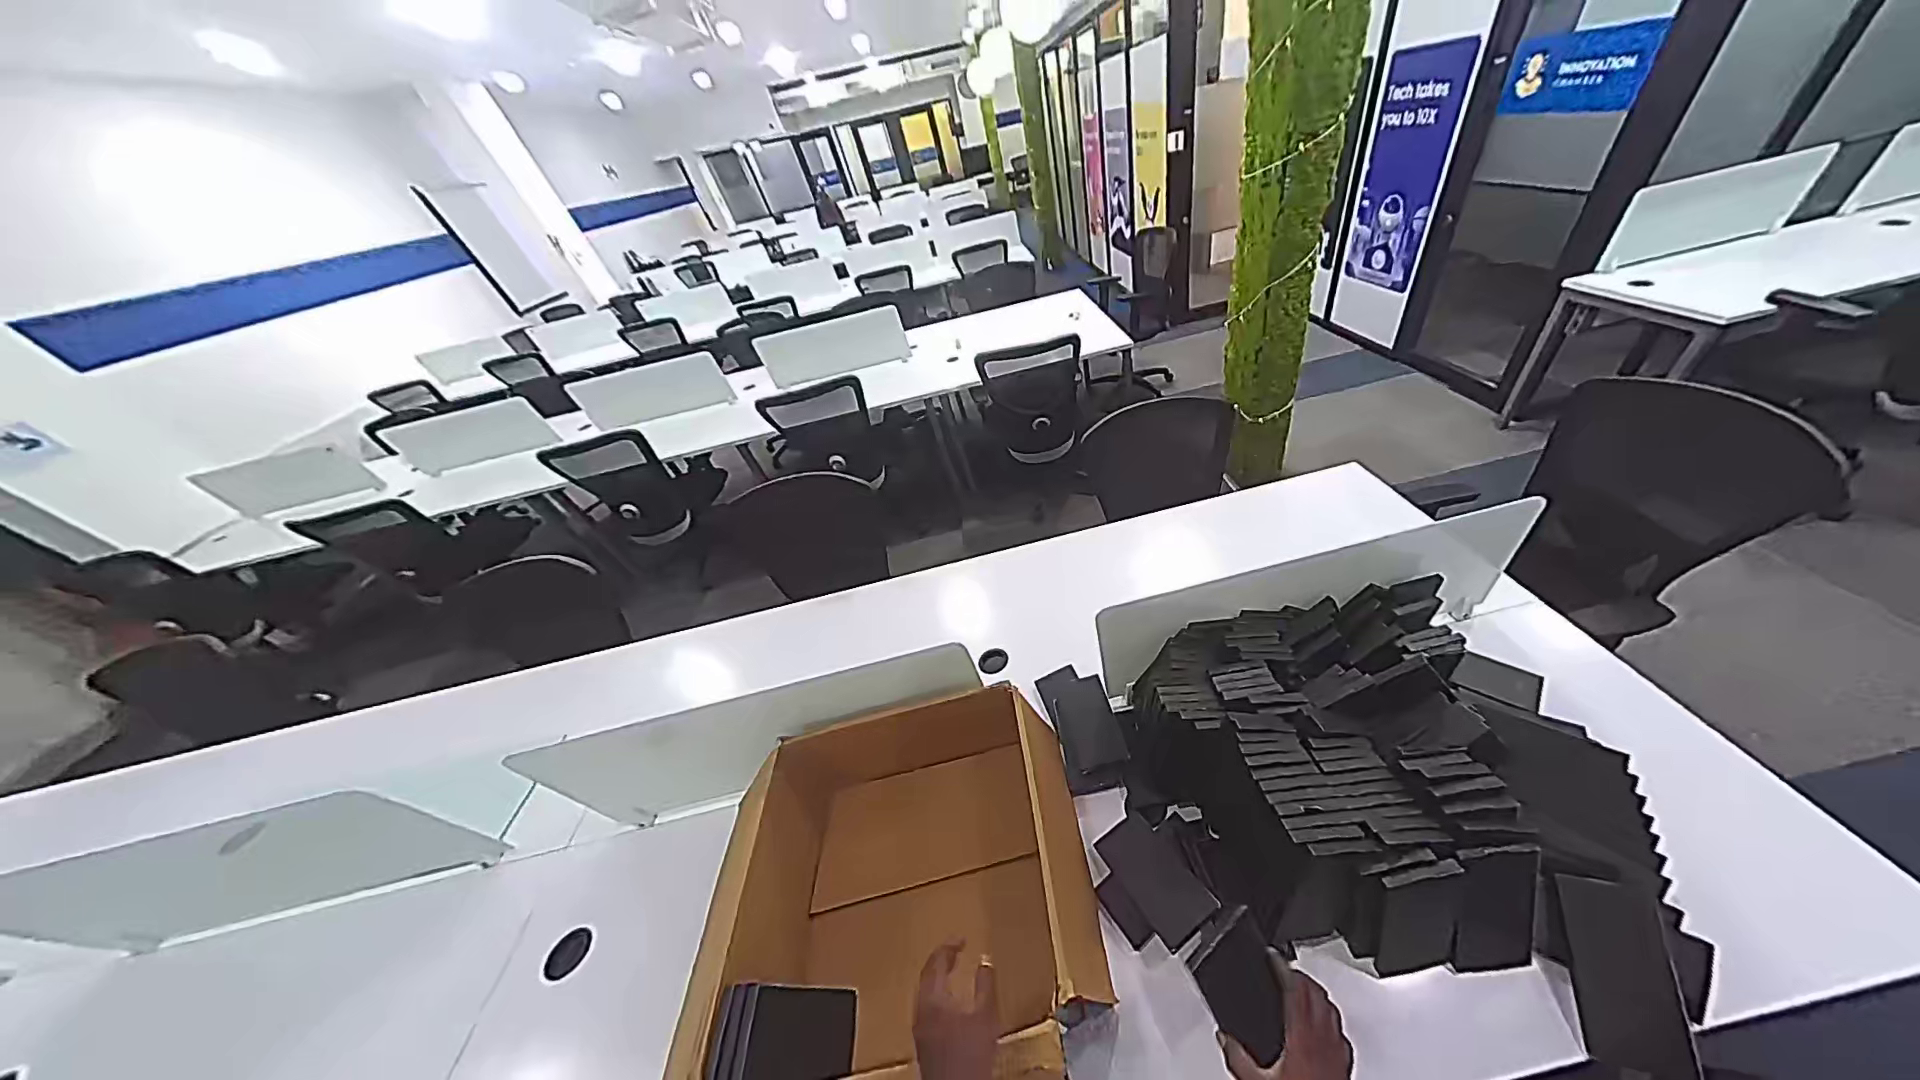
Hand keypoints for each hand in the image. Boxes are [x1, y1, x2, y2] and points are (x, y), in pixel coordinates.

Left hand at [912, 940, 999, 1079]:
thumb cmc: (971, 1053)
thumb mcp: (985, 1016)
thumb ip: (985, 984)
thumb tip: (985, 960)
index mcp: (932, 997)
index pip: (935, 962)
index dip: (948, 946)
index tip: (963, 939)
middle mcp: (920, 1008)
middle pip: (926, 975)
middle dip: (941, 959)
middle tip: (957, 950)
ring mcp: (919, 1026)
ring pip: (924, 991)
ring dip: (938, 976)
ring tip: (953, 969)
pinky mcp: (922, 1041)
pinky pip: (926, 1005)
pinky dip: (937, 992)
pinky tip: (950, 1001)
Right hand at [1217, 951, 1351, 1079]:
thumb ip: (1237, 1056)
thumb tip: (1223, 1037)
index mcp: (1301, 1036)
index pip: (1295, 988)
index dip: (1283, 967)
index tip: (1273, 957)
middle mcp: (1323, 1040)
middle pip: (1316, 994)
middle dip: (1300, 976)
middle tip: (1285, 968)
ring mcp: (1338, 1054)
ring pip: (1331, 1010)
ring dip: (1316, 994)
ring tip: (1303, 987)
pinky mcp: (1345, 1068)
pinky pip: (1341, 1033)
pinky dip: (1330, 1019)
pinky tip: (1323, 1025)